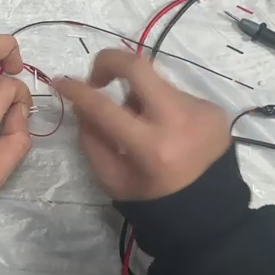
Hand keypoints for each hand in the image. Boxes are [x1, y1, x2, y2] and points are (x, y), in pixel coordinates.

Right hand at [53, 49, 231, 200]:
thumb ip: (92, 139)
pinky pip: (175, 96)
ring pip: (156, 84)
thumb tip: (82, 105)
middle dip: (108, 61)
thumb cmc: (152, 201)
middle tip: (97, 76)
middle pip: (138, 66)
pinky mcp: (214, 108)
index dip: (76, 90)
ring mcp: (201, 111)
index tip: (61, 82)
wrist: (209, 213)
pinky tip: (168, 132)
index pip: (103, 107)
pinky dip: (161, 108)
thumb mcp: (112, 180)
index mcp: (150, 147)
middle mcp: (178, 121)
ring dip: (139, 97)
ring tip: (142, 126)